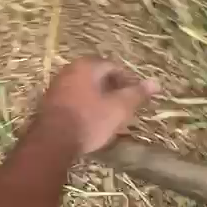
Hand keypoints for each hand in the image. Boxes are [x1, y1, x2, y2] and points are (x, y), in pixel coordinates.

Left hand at [33, 58, 158, 154]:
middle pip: (98, 75)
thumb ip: (136, 94)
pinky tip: (91, 120)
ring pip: (85, 86)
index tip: (136, 97)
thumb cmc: (90, 120)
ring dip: (99, 97)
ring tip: (110, 115)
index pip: (113, 66)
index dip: (128, 81)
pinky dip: (85, 104)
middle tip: (124, 106)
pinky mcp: (50, 100)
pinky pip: (74, 96)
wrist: (53, 140)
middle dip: (113, 88)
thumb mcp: (118, 108)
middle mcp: (70, 69)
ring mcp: (58, 84)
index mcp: (87, 66)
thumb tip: (156, 82)